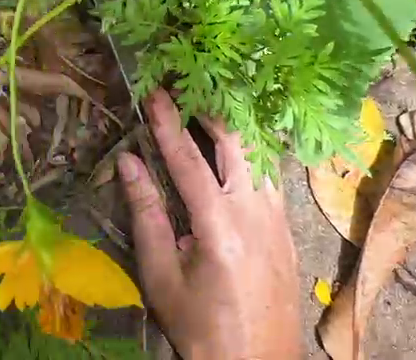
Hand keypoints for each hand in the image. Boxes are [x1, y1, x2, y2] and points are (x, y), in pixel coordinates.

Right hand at [118, 90, 301, 359]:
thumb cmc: (199, 326)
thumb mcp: (161, 275)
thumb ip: (146, 213)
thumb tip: (127, 160)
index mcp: (220, 228)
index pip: (189, 159)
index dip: (167, 122)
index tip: (153, 90)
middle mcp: (256, 216)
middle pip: (237, 143)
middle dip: (210, 110)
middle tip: (183, 89)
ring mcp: (279, 223)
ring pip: (261, 156)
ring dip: (233, 128)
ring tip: (207, 109)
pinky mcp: (288, 233)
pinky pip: (270, 178)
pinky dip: (250, 153)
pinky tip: (233, 148)